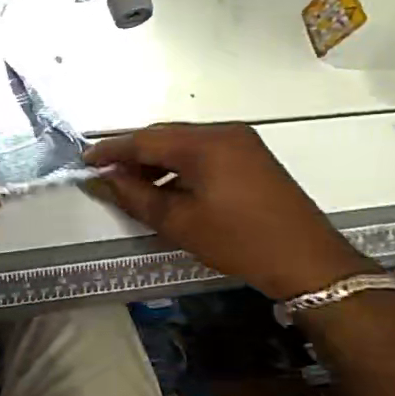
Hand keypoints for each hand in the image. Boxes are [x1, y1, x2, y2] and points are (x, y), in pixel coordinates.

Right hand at [83, 123, 377, 301]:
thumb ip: (133, 196)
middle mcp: (224, 132)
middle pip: (163, 136)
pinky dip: (178, 164)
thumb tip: (100, 180)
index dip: (110, 150)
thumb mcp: (178, 222)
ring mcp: (242, 142)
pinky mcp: (251, 156)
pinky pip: (202, 150)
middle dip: (132, 154)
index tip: (84, 161)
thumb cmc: (239, 241)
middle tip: (106, 174)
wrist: (310, 262)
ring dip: (155, 160)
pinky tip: (167, 186)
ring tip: (133, 184)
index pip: (144, 140)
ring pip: (183, 143)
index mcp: (205, 144)